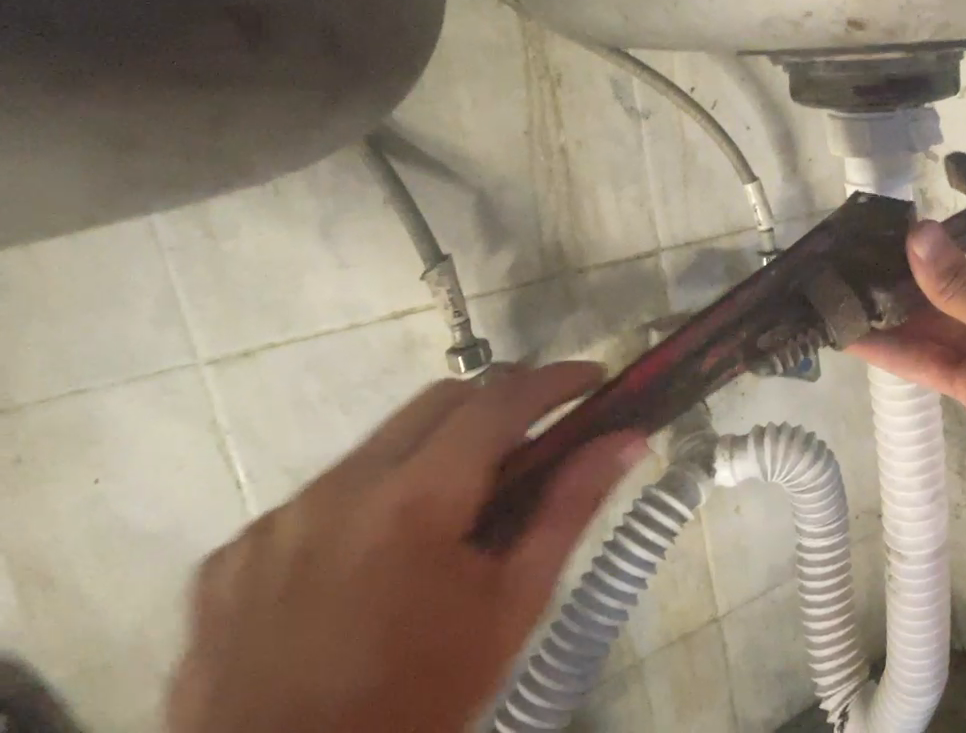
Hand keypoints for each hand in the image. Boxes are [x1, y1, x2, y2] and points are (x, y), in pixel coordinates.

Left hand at [167, 363, 643, 732]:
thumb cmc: (425, 695)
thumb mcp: (514, 604)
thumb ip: (570, 507)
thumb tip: (627, 440)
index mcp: (414, 501)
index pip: (497, 402)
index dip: (553, 381)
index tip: (592, 379)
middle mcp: (336, 490)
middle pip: (436, 403)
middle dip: (495, 406)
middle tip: (537, 442)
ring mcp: (274, 522)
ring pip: (376, 448)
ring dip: (431, 455)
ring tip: (456, 515)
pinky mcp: (230, 557)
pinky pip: (317, 499)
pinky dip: (367, 503)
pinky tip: (378, 562)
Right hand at [849, 184, 965, 535]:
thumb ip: (963, 286)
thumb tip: (917, 233)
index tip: (958, 171)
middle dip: (926, 259)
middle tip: (867, 241)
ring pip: (944, 318)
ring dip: (901, 307)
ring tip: (847, 285)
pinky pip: (933, 360)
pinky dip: (898, 351)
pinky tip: (855, 337)